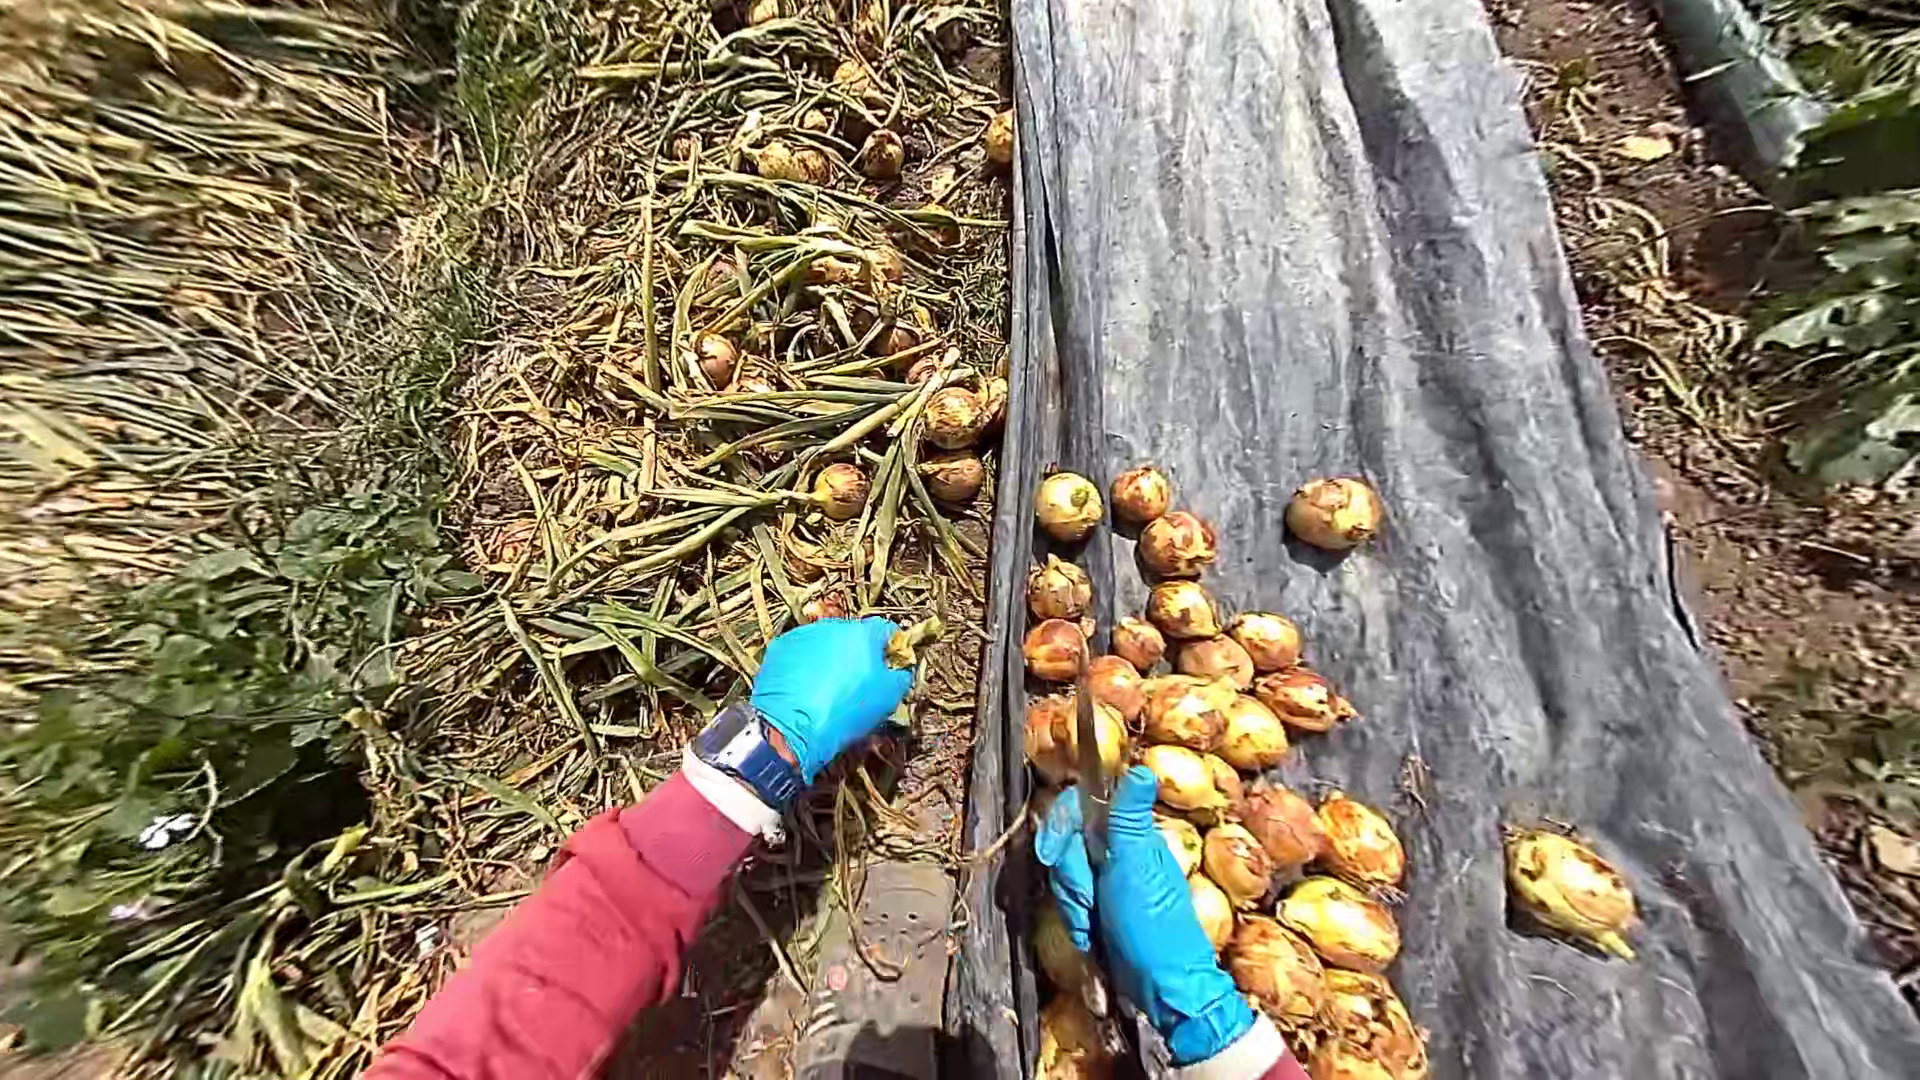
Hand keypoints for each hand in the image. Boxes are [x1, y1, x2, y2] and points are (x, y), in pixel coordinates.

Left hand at [751, 617, 913, 781]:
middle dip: (860, 655)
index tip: (890, 669)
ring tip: (829, 689)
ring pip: (828, 643)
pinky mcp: (780, 648)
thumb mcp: (888, 698)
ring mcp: (804, 634)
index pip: (888, 630)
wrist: (790, 727)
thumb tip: (900, 670)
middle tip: (860, 683)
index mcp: (863, 633)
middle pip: (856, 636)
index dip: (893, 650)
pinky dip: (807, 665)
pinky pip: (802, 653)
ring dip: (833, 659)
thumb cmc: (845, 711)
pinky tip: (806, 689)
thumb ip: (901, 676)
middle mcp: (834, 626)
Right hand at [1035, 766, 1254, 1065]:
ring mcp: (1105, 872)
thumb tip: (1143, 769)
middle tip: (1088, 899)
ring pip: (1063, 867)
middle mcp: (1115, 843)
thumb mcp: (1138, 864)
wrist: (1161, 988)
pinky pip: (1067, 894)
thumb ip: (1130, 815)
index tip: (1051, 853)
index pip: (1079, 802)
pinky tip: (1088, 933)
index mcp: (1127, 828)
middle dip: (1070, 873)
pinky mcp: (1096, 899)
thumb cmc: (1152, 924)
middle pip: (1065, 836)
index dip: (1061, 825)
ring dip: (1071, 899)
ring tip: (1091, 922)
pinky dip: (1074, 916)